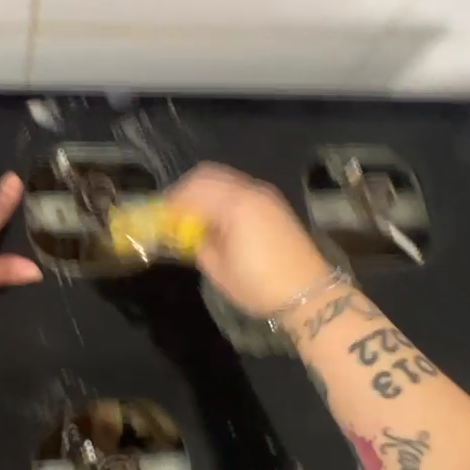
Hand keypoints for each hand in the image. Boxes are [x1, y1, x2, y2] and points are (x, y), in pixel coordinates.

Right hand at [166, 163, 331, 316]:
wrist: (310, 294)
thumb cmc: (259, 285)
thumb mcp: (218, 269)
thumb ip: (198, 244)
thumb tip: (187, 233)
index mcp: (234, 204)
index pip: (192, 191)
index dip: (171, 203)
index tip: (159, 217)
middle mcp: (250, 191)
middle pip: (207, 175)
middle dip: (186, 191)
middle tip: (174, 213)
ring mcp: (265, 195)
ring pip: (225, 179)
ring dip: (205, 193)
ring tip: (193, 218)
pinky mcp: (274, 204)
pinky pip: (240, 189)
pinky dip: (222, 197)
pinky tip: (217, 220)